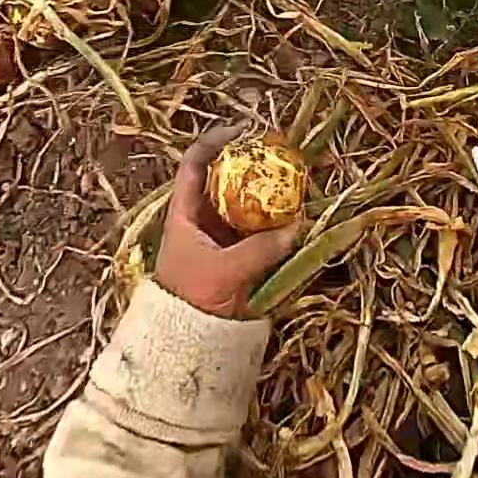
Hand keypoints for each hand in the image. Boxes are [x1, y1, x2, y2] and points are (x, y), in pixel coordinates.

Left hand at [154, 126, 301, 318]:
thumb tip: (295, 226)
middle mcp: (201, 217)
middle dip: (250, 162)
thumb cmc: (190, 301)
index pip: (194, 164)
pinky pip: (256, 226)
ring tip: (289, 177)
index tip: (243, 131)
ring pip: (242, 200)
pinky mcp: (234, 252)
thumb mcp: (224, 272)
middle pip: (224, 176)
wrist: (182, 346)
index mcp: (184, 213)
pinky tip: (292, 212)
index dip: (215, 141)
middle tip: (277, 153)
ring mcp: (218, 234)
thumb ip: (259, 249)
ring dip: (264, 189)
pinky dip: (272, 217)